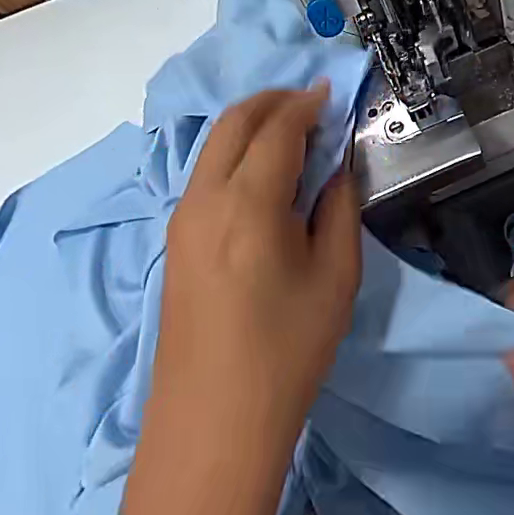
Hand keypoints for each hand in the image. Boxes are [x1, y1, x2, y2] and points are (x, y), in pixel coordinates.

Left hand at [113, 85, 362, 514]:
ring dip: (251, 124)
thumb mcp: (336, 275)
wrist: (214, 422)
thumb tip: (335, 165)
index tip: (330, 91)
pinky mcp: (175, 239)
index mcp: (248, 202)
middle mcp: (205, 197)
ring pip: (213, 144)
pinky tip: (263, 172)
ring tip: (292, 132)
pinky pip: (205, 173)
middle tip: (310, 103)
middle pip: (234, 121)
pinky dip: (235, 152)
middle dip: (273, 101)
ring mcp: (181, 217)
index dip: (307, 103)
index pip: (278, 128)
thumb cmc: (287, 350)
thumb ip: (338, 205)